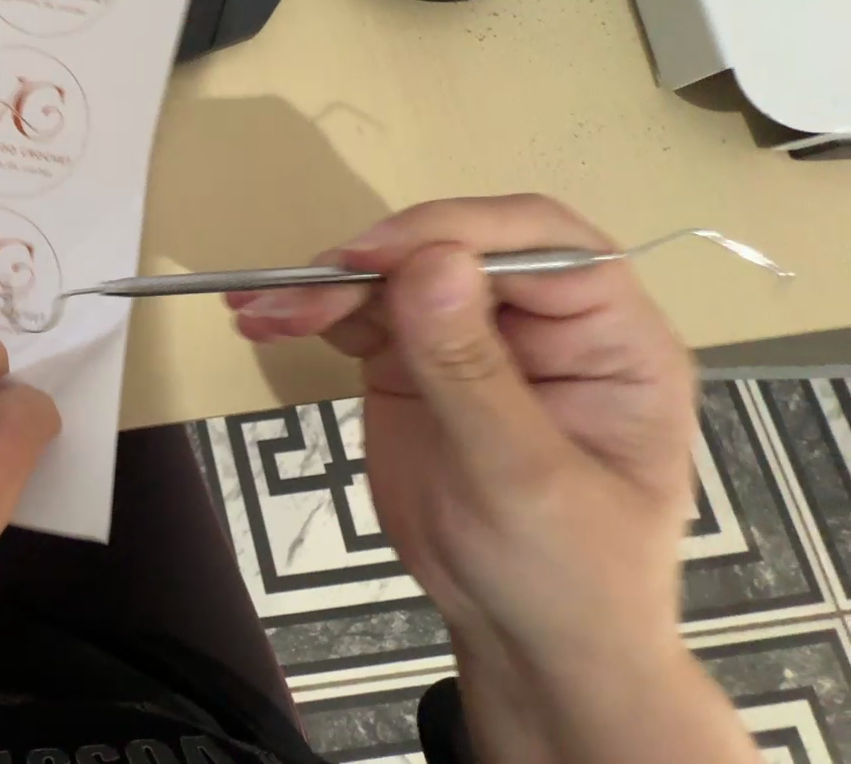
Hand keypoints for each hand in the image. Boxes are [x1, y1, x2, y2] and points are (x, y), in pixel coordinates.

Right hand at [224, 195, 751, 763]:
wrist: (516, 627)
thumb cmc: (559, 567)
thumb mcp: (519, 473)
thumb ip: (471, 367)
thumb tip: (431, 261)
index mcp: (605, 336)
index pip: (536, 243)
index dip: (449, 234)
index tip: (367, 260)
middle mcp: (534, 322)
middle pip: (444, 251)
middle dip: (363, 267)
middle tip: (290, 299)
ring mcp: (466, 339)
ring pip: (386, 279)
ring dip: (316, 290)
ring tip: (255, 312)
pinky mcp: (408, 362)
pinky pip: (352, 318)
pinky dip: (303, 316)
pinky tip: (262, 323)